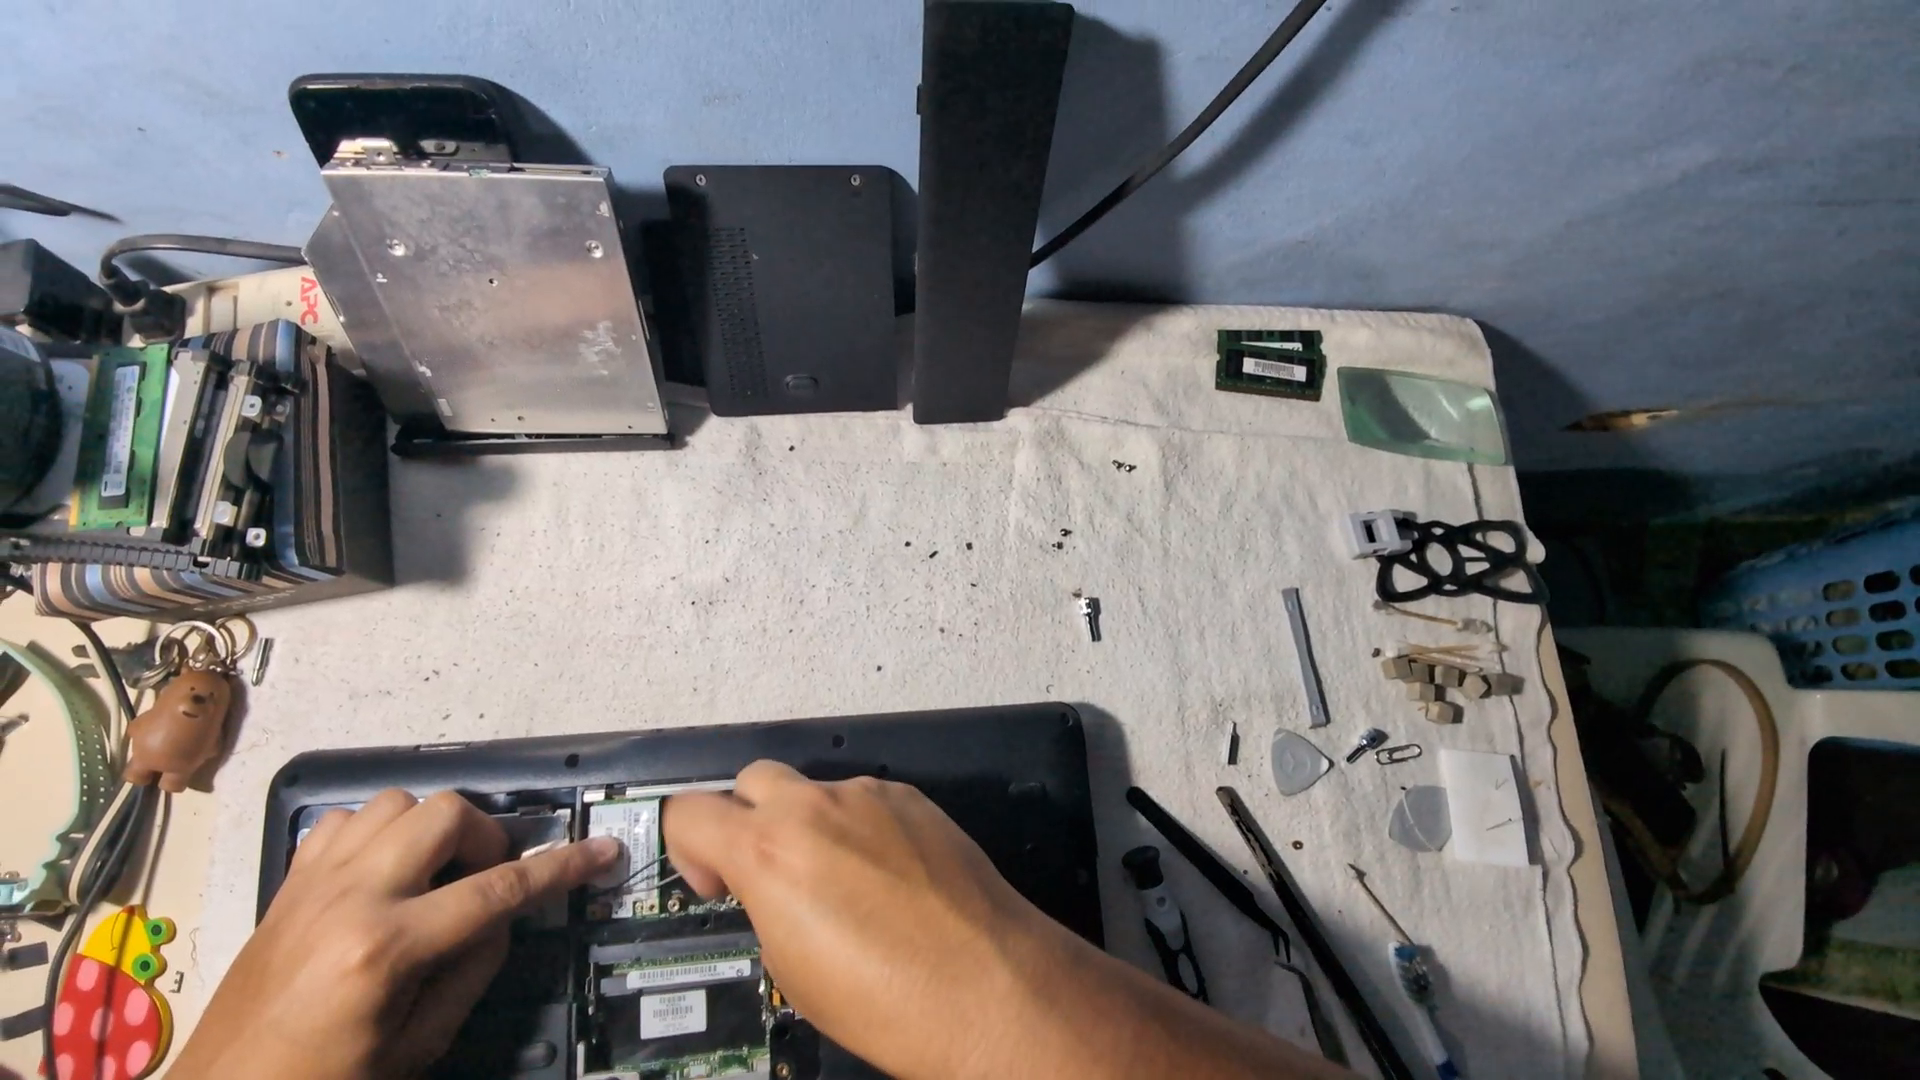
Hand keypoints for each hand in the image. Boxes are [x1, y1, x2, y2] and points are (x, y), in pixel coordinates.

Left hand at [171, 789, 618, 1079]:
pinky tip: (383, 870)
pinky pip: (345, 820)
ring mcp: (312, 885)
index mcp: (386, 949)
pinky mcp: (288, 884)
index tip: (602, 851)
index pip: (498, 890)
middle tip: (484, 878)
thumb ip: (477, 966)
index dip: (562, 868)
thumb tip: (504, 911)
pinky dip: (378, 832)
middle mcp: (349, 899)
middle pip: (445, 814)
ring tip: (433, 872)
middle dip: (485, 837)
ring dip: (431, 829)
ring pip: (397, 803)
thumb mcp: (421, 1042)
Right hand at [663, 762, 1043, 1077]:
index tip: (715, 879)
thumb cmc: (886, 998)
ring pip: (816, 790)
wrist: (985, 983)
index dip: (689, 846)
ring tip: (844, 882)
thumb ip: (763, 902)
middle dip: (749, 820)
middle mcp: (817, 806)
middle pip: (753, 780)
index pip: (690, 812)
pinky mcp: (913, 799)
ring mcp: (870, 796)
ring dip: (812, 824)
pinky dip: (861, 826)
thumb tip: (767, 886)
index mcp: (770, 850)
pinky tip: (888, 876)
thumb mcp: (791, 966)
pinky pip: (866, 800)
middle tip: (772, 873)